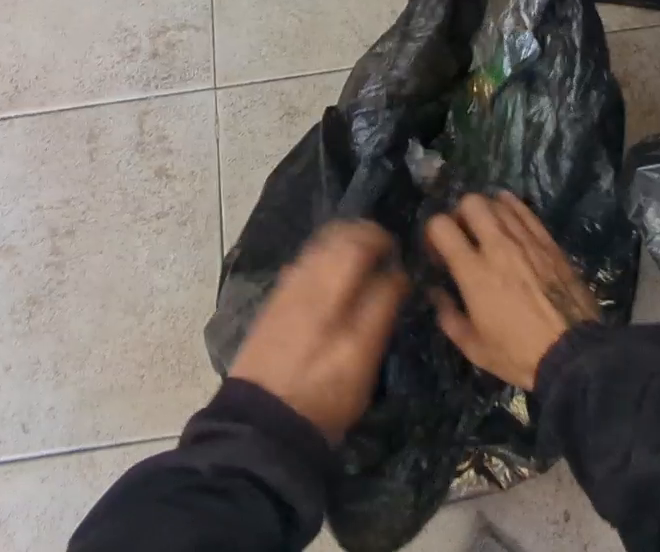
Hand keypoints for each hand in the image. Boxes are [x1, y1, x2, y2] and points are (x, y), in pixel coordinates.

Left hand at [229, 219, 410, 442]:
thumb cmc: (322, 394)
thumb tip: (397, 274)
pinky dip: (323, 259)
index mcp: (329, 290)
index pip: (358, 244)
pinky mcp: (273, 304)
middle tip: (383, 248)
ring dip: (342, 243)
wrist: (261, 423)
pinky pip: (302, 264)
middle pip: (334, 237)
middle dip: (362, 235)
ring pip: (316, 247)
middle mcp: (304, 280)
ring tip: (361, 258)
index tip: (398, 251)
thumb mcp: (361, 358)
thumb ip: (380, 309)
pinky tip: (332, 278)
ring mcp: (284, 290)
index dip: (382, 241)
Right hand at [425, 191, 599, 389]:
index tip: (437, 252)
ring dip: (486, 211)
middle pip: (471, 202)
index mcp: (474, 272)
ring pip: (499, 202)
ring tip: (487, 230)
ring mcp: (526, 241)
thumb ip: (448, 316)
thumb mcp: (474, 348)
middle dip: (459, 214)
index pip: (441, 226)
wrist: (575, 355)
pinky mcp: (549, 243)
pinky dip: (512, 208)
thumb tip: (436, 293)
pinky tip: (509, 219)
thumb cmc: (519, 354)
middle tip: (463, 236)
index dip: (432, 233)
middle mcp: (498, 247)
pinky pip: (526, 211)